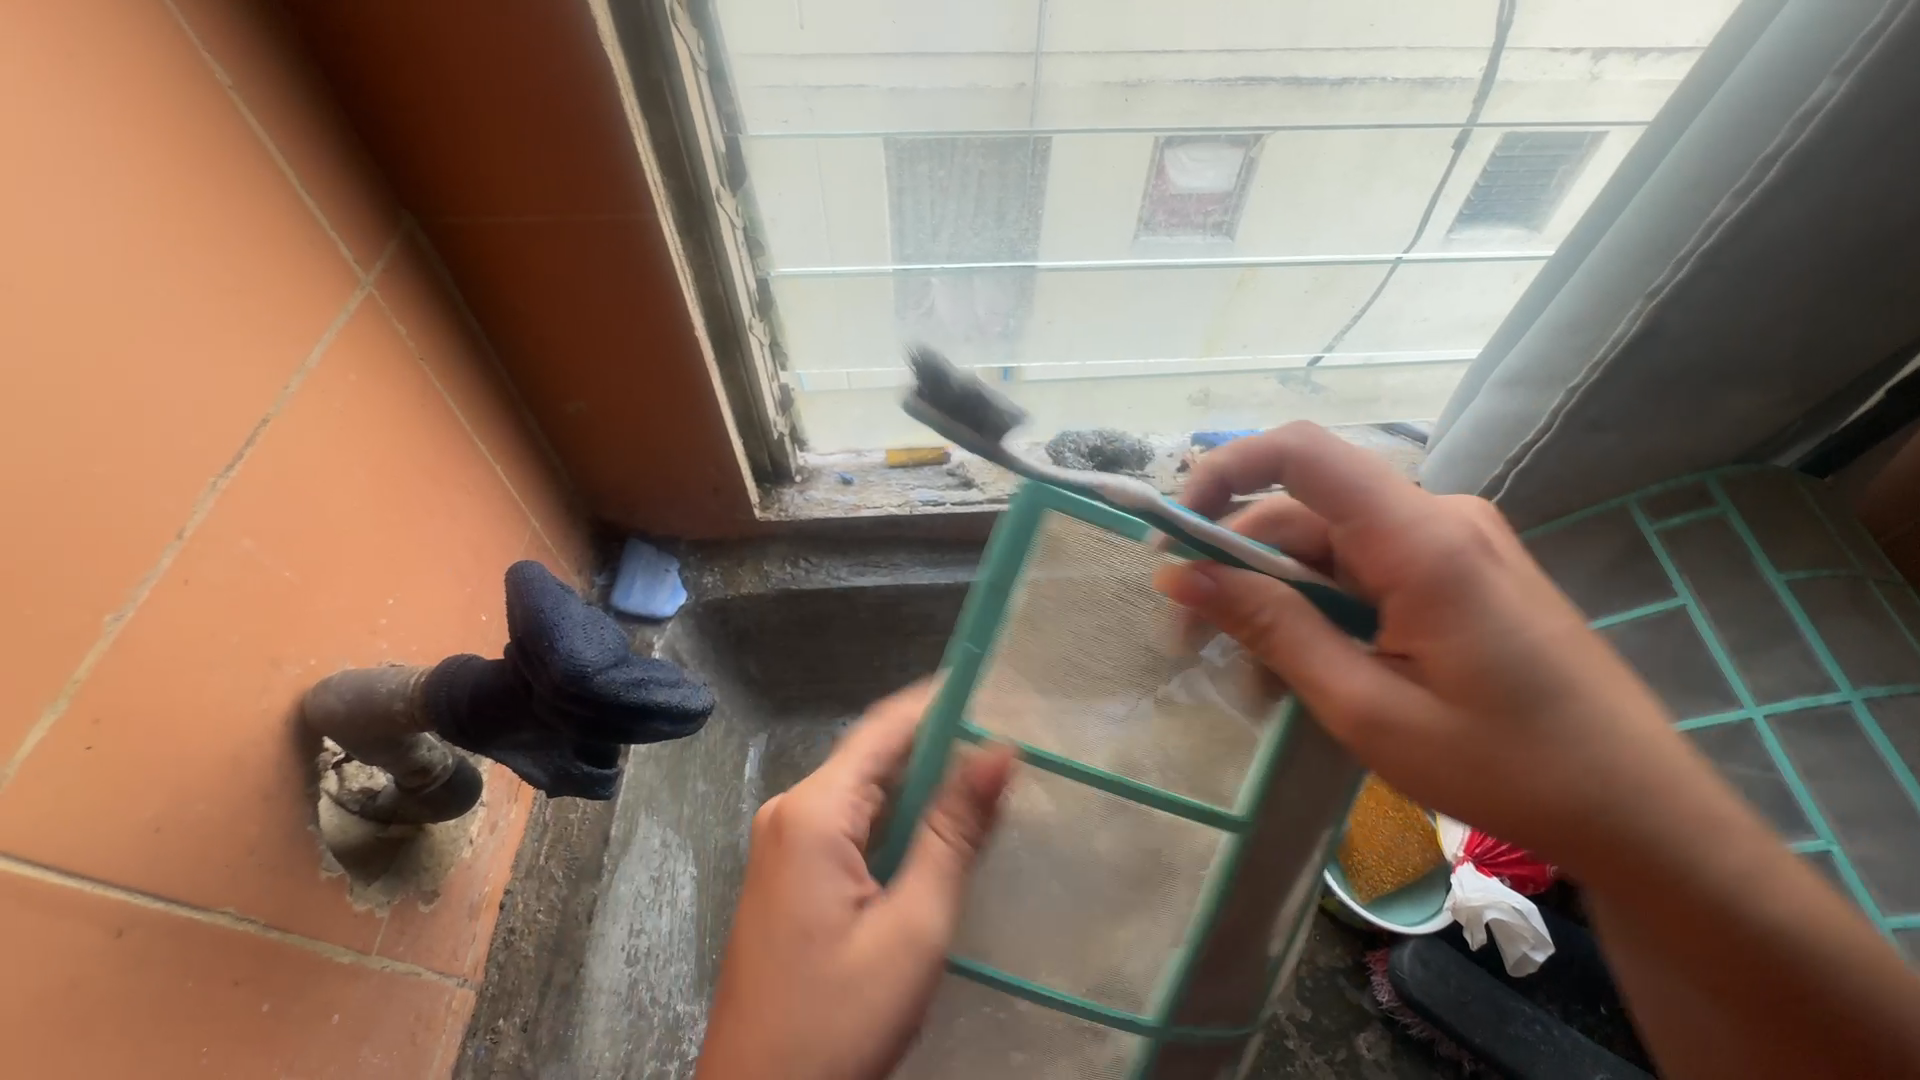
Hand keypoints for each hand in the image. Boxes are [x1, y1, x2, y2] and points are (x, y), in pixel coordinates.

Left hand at [695, 683, 1014, 1079]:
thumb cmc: (839, 1022)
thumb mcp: (913, 927)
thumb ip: (954, 831)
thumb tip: (1000, 752)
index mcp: (813, 811)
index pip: (886, 727)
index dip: (944, 705)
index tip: (1002, 697)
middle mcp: (791, 811)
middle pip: (876, 756)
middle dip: (942, 751)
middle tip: (1009, 756)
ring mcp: (784, 843)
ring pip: (867, 792)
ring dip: (924, 791)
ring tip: (989, 793)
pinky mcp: (789, 874)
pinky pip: (851, 826)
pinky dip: (897, 825)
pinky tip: (938, 840)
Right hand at [1152, 421, 1708, 876]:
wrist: (1639, 813)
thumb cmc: (1504, 767)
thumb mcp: (1363, 705)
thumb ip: (1269, 627)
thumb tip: (1180, 575)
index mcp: (1421, 539)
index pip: (1301, 453)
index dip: (1223, 472)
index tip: (1174, 534)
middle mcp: (1438, 518)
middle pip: (1303, 514)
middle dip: (1235, 569)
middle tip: (1189, 644)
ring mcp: (1454, 544)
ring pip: (1328, 548)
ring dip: (1277, 601)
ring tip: (1254, 681)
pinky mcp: (1460, 573)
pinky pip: (1364, 572)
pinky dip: (1320, 611)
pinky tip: (1308, 670)